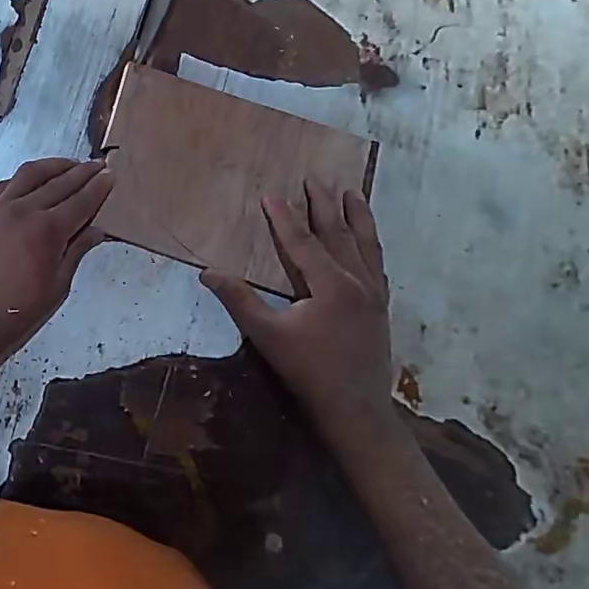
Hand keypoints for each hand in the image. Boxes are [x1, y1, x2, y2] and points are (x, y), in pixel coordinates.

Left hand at [0, 158, 114, 354]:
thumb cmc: (19, 309)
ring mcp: (0, 209)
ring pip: (30, 174)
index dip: (98, 187)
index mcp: (48, 230)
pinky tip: (33, 180)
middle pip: (59, 182)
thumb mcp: (59, 284)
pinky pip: (6, 185)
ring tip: (69, 165)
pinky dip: (23, 178)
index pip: (81, 200)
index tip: (109, 175)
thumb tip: (96, 230)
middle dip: (82, 172)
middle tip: (96, 165)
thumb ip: (77, 250)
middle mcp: (24, 211)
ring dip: (53, 166)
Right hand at [200, 182, 394, 431]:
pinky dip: (371, 243)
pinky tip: (368, 239)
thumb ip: (238, 301)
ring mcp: (374, 293)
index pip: (302, 241)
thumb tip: (207, 273)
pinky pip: (378, 263)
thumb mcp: (267, 336)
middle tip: (315, 178)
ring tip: (352, 192)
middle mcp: (357, 281)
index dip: (283, 217)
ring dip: (357, 216)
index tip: (270, 194)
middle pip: (338, 233)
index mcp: (331, 285)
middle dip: (324, 204)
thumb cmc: (308, 371)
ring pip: (366, 244)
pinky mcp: (381, 306)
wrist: (356, 410)